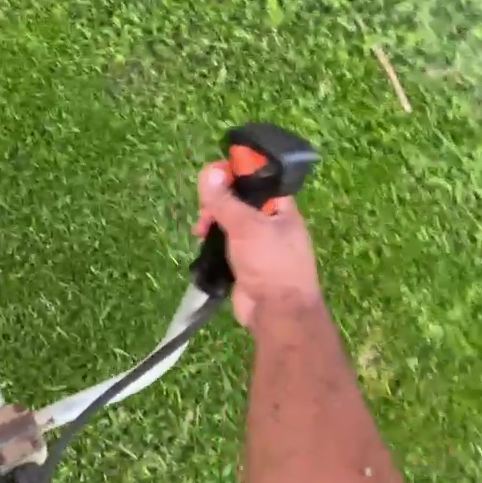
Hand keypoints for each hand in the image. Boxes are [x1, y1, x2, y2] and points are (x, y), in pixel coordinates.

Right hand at [191, 162, 321, 326]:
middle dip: (216, 202)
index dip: (234, 173)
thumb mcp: (246, 226)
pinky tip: (203, 243)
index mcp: (281, 209)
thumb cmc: (270, 263)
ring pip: (228, 221)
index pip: (256, 179)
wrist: (277, 312)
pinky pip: (225, 241)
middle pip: (238, 199)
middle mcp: (271, 223)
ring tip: (200, 232)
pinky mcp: (244, 261)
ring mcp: (258, 243)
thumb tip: (209, 171)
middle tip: (204, 212)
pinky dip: (212, 240)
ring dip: (211, 221)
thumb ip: (225, 199)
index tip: (212, 178)